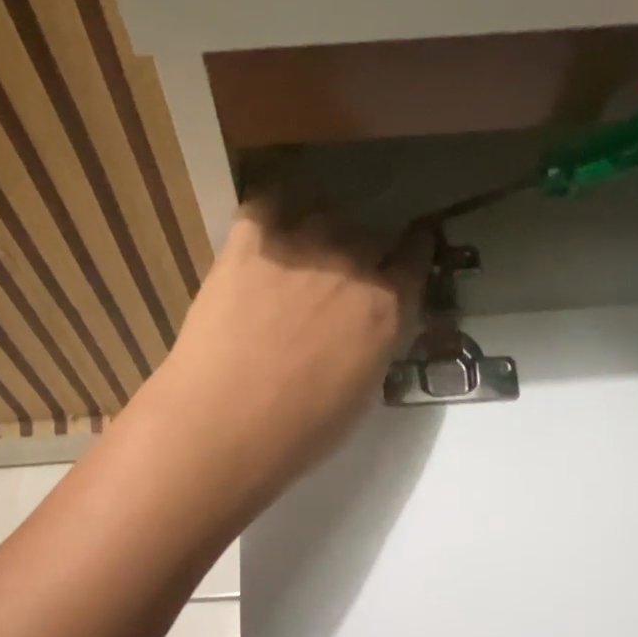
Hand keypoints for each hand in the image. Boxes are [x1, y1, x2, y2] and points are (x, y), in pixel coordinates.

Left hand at [146, 201, 430, 501]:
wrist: (222, 424)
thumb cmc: (299, 431)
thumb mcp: (363, 392)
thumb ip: (375, 343)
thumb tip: (367, 325)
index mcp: (386, 307)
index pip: (414, 257)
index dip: (412, 251)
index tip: (406, 250)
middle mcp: (351, 265)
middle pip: (369, 234)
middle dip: (363, 249)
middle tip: (342, 274)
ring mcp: (300, 248)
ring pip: (323, 216)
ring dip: (320, 233)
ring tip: (302, 254)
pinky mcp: (247, 243)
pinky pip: (265, 205)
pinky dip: (269, 213)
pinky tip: (263, 231)